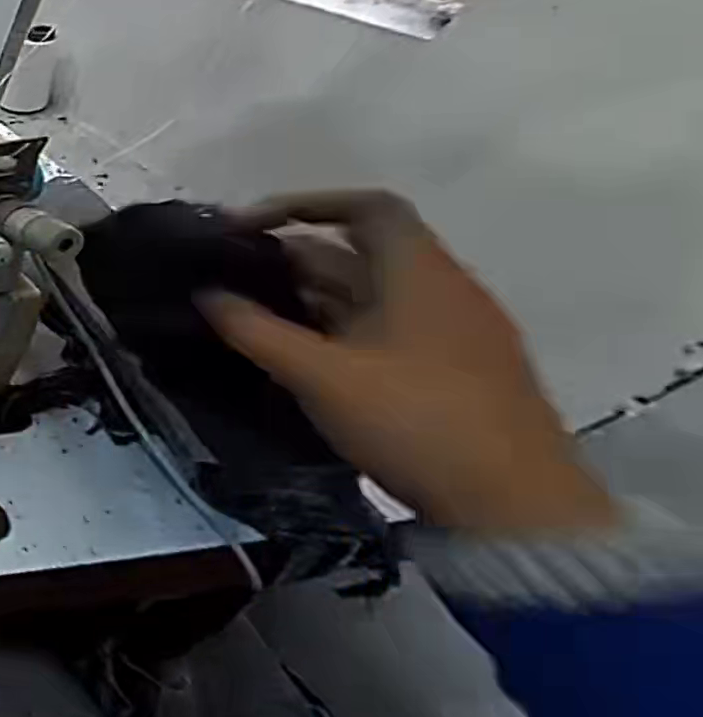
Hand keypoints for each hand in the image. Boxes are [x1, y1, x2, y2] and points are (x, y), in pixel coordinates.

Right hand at [199, 190, 616, 532]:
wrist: (513, 513)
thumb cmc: (414, 421)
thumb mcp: (318, 374)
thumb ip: (253, 329)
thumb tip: (204, 294)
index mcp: (421, 277)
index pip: (367, 208)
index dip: (303, 203)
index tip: (244, 227)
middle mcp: (436, 292)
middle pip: (353, 250)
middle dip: (283, 255)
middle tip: (222, 271)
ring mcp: (441, 331)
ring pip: (357, 290)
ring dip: (297, 291)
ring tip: (239, 306)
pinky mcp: (437, 366)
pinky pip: (368, 323)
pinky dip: (321, 321)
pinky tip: (282, 343)